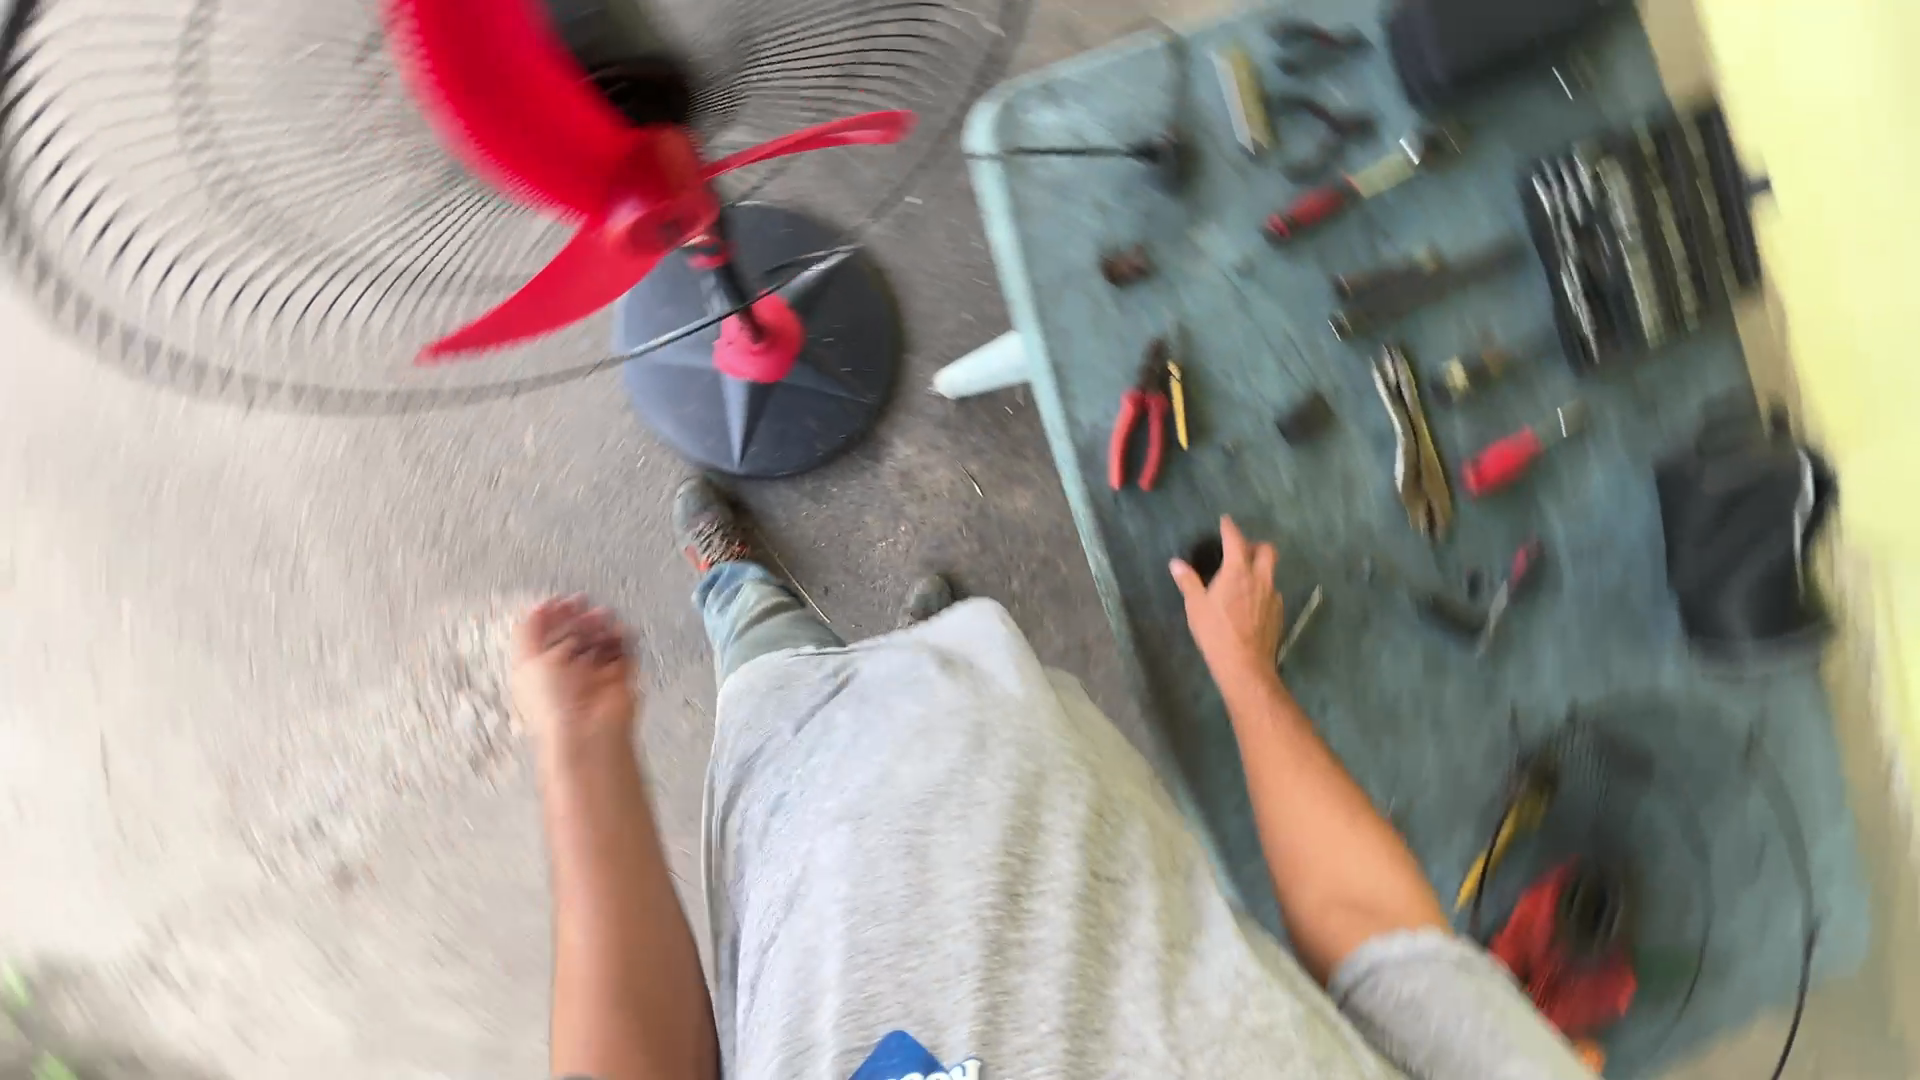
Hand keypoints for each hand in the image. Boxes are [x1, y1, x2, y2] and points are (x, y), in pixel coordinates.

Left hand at [512, 595, 637, 758]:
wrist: (588, 730)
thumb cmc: (553, 703)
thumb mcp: (529, 660)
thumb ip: (531, 630)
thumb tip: (539, 606)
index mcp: (538, 668)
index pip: (545, 633)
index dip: (553, 613)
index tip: (564, 599)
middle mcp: (565, 670)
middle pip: (574, 633)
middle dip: (580, 617)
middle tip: (587, 605)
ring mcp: (594, 673)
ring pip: (600, 639)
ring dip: (602, 624)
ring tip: (605, 616)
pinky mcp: (619, 677)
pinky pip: (624, 650)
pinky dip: (624, 637)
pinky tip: (621, 630)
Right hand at [1170, 516, 1284, 681]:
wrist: (1245, 664)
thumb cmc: (1215, 632)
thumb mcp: (1195, 606)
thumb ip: (1188, 581)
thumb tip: (1176, 563)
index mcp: (1237, 571)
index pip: (1235, 540)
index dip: (1230, 528)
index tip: (1226, 521)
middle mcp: (1259, 578)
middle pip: (1267, 551)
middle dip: (1255, 545)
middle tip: (1241, 550)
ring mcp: (1272, 596)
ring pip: (1270, 572)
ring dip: (1259, 569)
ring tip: (1244, 579)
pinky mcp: (1278, 612)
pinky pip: (1271, 592)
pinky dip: (1261, 590)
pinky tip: (1250, 603)